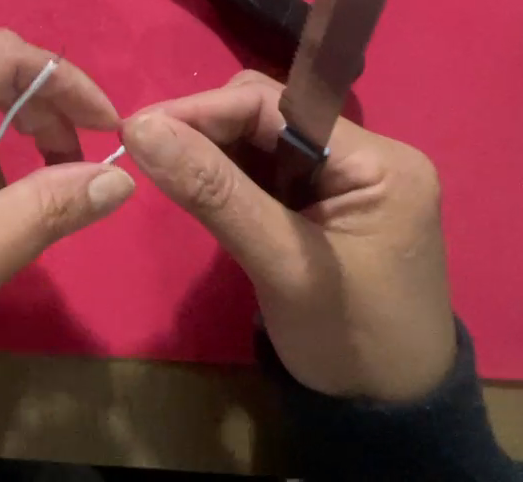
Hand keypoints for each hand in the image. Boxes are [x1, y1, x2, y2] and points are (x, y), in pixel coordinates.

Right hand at [119, 71, 456, 402]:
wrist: (385, 415)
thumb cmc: (348, 340)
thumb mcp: (280, 264)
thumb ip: (213, 192)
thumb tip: (138, 127)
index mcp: (376, 161)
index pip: (273, 106)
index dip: (202, 110)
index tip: (137, 128)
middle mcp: (363, 154)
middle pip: (263, 113)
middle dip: (203, 128)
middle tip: (146, 150)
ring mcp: (341, 177)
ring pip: (255, 137)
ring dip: (207, 149)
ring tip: (163, 168)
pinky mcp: (319, 200)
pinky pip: (259, 167)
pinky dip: (222, 173)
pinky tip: (195, 186)